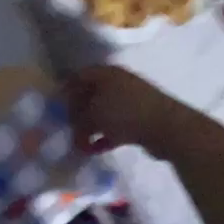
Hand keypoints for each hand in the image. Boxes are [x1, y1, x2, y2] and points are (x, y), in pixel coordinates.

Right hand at [63, 65, 212, 161]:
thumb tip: (73, 126)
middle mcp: (118, 83)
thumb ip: (77, 119)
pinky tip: (94, 150)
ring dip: (89, 129)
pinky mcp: (139, 120)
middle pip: (90, 96)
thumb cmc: (125, 113)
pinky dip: (104, 137)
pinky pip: (115, 127)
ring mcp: (130, 102)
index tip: (55, 107)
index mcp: (106, 73)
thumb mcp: (93, 114)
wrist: (168, 128)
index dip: (65, 90)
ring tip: (79, 145)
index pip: (78, 76)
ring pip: (102, 113)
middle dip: (76, 114)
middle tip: (66, 129)